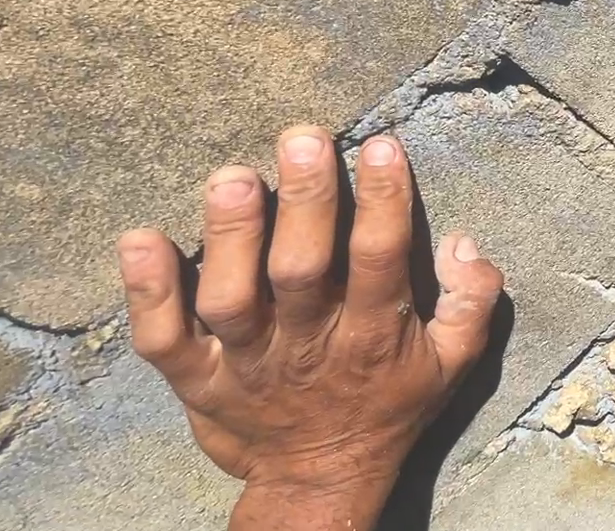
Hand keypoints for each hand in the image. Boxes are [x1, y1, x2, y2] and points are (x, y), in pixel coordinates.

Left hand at [116, 127, 503, 528]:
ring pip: (230, 298)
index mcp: (375, 332)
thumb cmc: (399, 400)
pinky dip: (146, 292)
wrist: (322, 476)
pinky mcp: (196, 380)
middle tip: (303, 139)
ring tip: (233, 175)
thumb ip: (474, 299)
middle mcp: (309, 343)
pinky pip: (161, 339)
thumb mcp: (459, 357)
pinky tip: (140, 239)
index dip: (383, 200)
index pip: (380, 256)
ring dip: (229, 238)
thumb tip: (463, 242)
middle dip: (305, 201)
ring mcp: (246, 362)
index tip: (383, 147)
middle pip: (302, 268)